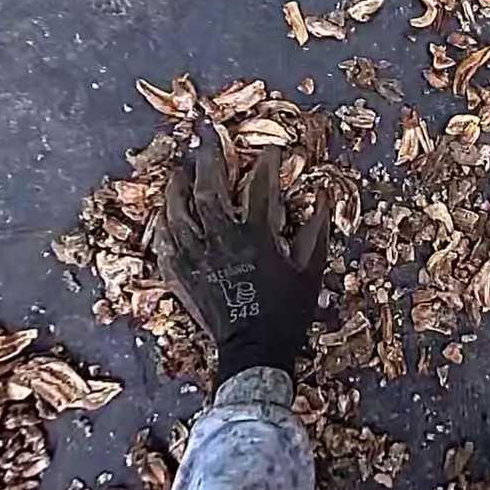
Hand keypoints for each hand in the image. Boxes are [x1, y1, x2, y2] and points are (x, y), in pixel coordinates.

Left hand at [162, 126, 332, 385]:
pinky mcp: (182, 274)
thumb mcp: (310, 269)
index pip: (260, 186)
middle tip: (207, 138)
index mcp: (256, 233)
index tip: (268, 148)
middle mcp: (221, 237)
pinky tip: (166, 214)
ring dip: (178, 187)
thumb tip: (324, 196)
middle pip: (209, 188)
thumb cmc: (286, 310)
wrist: (254, 351)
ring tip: (178, 170)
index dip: (266, 163)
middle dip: (210, 159)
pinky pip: (167, 241)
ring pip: (179, 211)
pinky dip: (166, 224)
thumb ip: (316, 230)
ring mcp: (197, 255)